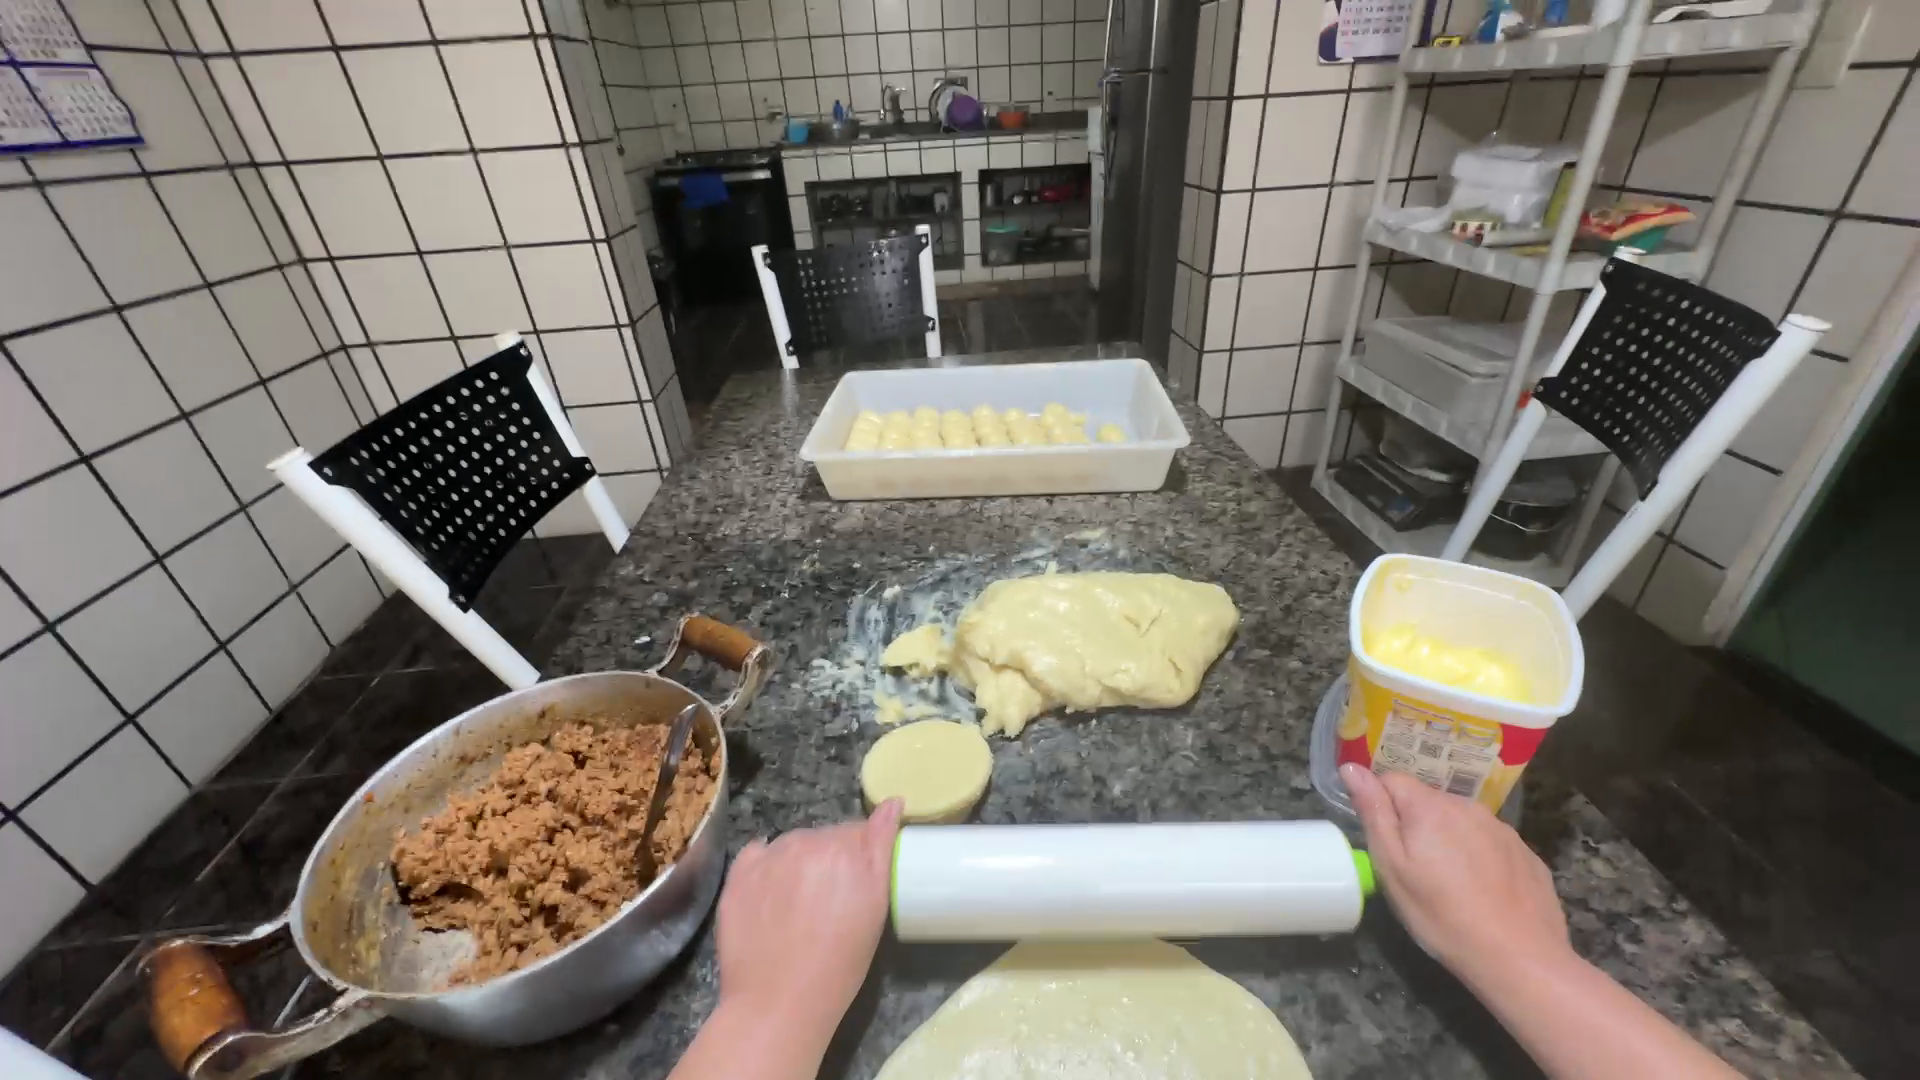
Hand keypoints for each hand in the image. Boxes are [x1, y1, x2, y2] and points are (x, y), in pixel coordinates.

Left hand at [714, 800, 903, 1033]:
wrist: (777, 1004)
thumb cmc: (839, 962)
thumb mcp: (876, 905)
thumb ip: (881, 845)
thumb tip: (894, 801)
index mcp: (844, 846)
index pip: (860, 832)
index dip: (861, 858)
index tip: (857, 887)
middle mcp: (806, 840)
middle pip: (826, 837)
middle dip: (832, 860)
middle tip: (830, 904)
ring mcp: (769, 855)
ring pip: (794, 844)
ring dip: (801, 864)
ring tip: (799, 907)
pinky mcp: (740, 873)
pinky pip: (758, 854)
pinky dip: (766, 866)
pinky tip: (771, 895)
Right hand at [1342, 764, 1568, 980]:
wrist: (1522, 962)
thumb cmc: (1441, 915)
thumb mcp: (1391, 866)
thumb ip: (1373, 812)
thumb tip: (1351, 768)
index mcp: (1430, 807)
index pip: (1391, 780)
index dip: (1380, 805)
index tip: (1386, 842)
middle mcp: (1468, 807)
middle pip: (1426, 801)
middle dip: (1415, 824)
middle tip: (1415, 868)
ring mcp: (1502, 830)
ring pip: (1458, 821)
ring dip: (1447, 838)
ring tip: (1450, 882)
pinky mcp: (1526, 853)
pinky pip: (1488, 842)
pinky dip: (1478, 856)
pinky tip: (1481, 890)